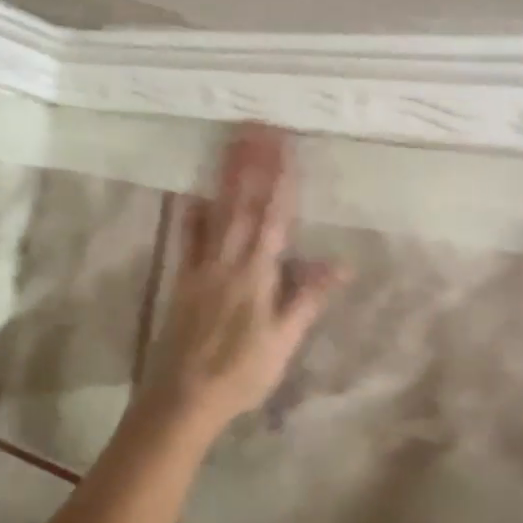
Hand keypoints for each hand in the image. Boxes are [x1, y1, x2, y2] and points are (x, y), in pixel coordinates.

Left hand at [135, 123, 347, 439]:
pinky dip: (191, 214)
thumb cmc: (241, 373)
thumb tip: (341, 263)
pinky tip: (191, 194)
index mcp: (257, 274)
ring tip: (231, 145)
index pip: (273, 217)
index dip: (279, 180)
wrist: (184, 395)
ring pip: (216, 212)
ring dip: (226, 177)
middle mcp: (227, 261)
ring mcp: (201, 267)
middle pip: (242, 204)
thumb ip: (306, 298)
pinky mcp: (181, 279)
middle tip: (256, 126)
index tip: (284, 146)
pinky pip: (187, 238)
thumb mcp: (283, 340)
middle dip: (252, 164)